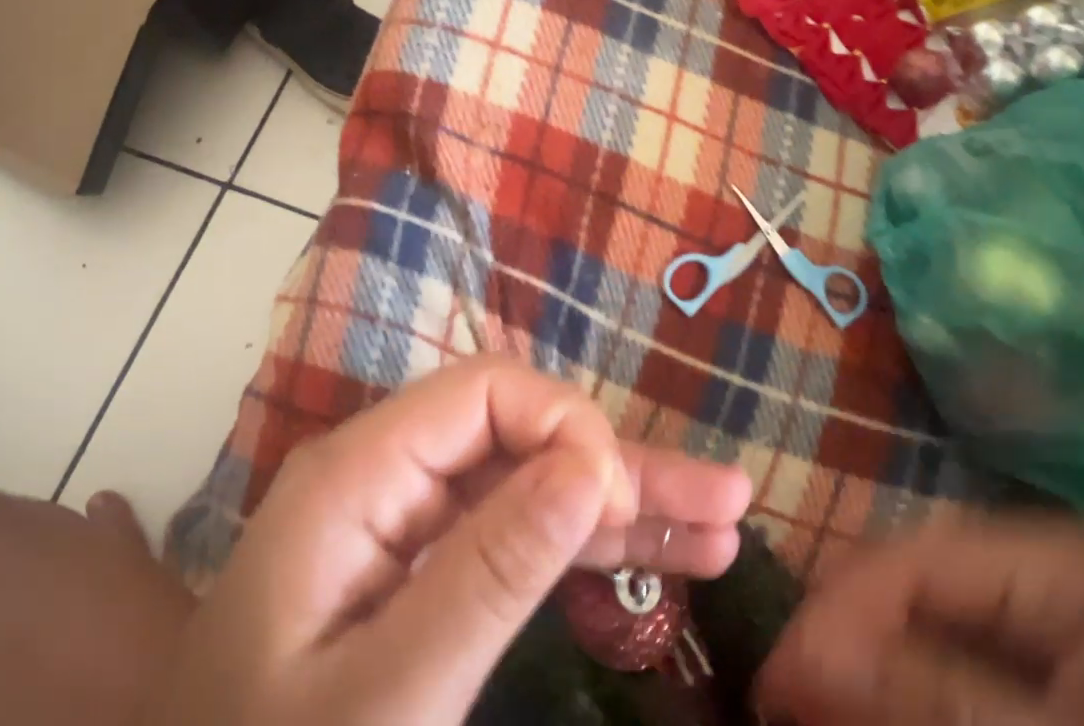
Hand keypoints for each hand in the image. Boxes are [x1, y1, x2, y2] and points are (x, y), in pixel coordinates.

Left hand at [140, 355, 754, 725]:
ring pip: (529, 487)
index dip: (566, 428)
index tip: (616, 505)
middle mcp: (385, 479)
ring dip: (624, 508)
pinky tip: (658, 556)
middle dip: (623, 467)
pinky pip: (512, 538)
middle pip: (522, 438)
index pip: (483, 395)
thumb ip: (489, 572)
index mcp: (356, 477)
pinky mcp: (419, 569)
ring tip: (721, 530)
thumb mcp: (392, 689)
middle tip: (727, 501)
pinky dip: (585, 547)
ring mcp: (404, 524)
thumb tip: (586, 463)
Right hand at [756, 518, 1083, 725]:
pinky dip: (901, 692)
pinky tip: (870, 708)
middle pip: (906, 590)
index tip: (774, 686)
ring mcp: (1043, 621)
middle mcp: (1041, 572)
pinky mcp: (1041, 671)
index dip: (834, 615)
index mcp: (1060, 560)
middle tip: (784, 706)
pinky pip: (945, 663)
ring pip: (916, 629)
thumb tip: (797, 659)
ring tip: (812, 709)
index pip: (910, 560)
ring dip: (863, 672)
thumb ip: (929, 696)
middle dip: (843, 646)